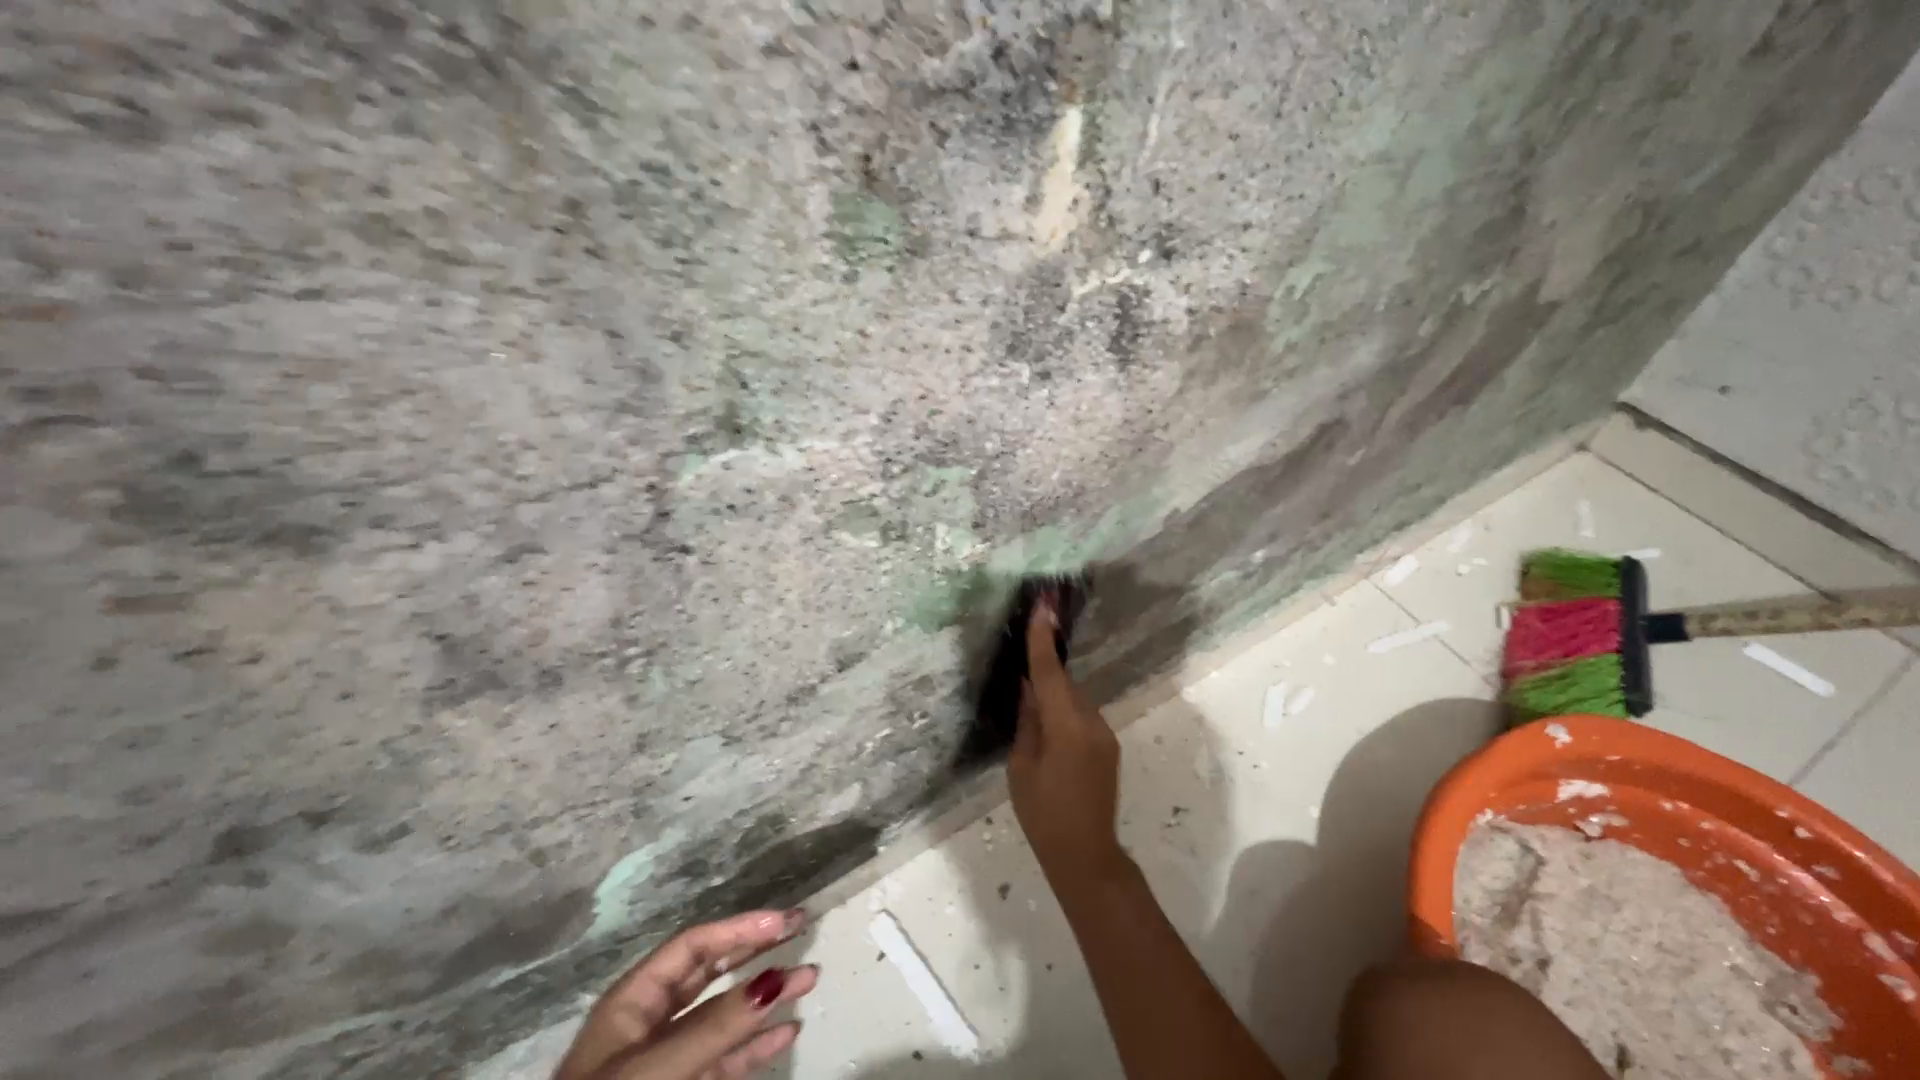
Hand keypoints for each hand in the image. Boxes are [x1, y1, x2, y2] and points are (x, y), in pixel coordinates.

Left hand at [553, 910, 817, 1079]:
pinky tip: (787, 1031)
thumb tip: (776, 977)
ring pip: (724, 1016)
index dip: (739, 929)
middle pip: (710, 972)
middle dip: (756, 950)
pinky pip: (726, 1060)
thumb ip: (713, 1027)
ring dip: (766, 996)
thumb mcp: (655, 1067)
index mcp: (631, 1001)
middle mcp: (650, 1024)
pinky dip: (757, 1045)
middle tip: (801, 928)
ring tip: (809, 978)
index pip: (693, 947)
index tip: (784, 921)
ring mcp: (667, 1061)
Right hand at [1008, 593, 1126, 886]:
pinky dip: (1064, 716)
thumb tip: (1029, 690)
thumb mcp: (1021, 767)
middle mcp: (1091, 722)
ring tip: (1030, 718)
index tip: (1042, 607)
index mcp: (1066, 726)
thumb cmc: (1043, 813)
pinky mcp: (1107, 746)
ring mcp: (1104, 734)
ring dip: (1054, 700)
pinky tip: (1048, 735)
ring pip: (1073, 702)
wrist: (1085, 853)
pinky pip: (1081, 718)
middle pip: (1064, 686)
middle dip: (1043, 677)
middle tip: (1020, 670)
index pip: (1051, 673)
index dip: (1042, 640)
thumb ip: (1027, 722)